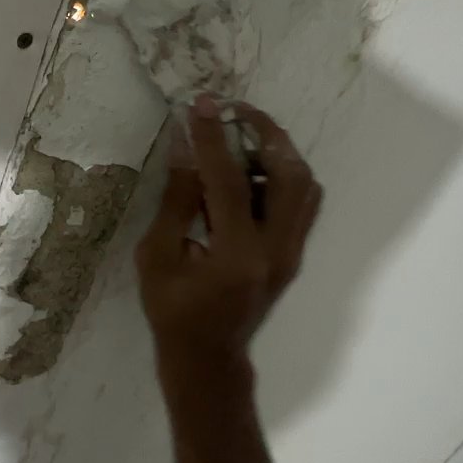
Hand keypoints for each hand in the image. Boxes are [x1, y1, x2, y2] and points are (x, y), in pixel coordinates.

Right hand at [135, 95, 321, 364]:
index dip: (214, 138)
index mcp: (236, 255)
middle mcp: (276, 250)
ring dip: (278, 152)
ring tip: (243, 136)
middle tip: (232, 112)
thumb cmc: (172, 312)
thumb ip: (176, 201)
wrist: (207, 357)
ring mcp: (292, 253)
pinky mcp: (295, 254)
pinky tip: (253, 171)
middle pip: (290, 174)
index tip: (202, 104)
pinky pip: (302, 202)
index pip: (229, 181)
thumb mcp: (157, 257)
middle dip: (264, 133)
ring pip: (305, 185)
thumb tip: (184, 147)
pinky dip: (283, 176)